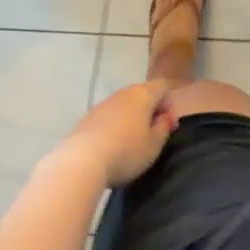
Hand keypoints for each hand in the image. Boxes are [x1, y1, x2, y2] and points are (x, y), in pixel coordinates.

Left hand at [57, 79, 177, 186]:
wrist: (80, 162)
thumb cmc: (125, 152)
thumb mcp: (153, 145)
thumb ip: (163, 128)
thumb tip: (166, 116)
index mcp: (143, 94)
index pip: (162, 86)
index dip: (169, 102)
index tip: (168, 124)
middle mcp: (122, 93)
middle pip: (142, 94)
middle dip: (150, 110)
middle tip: (152, 134)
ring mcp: (102, 105)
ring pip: (123, 106)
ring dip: (130, 119)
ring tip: (131, 142)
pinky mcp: (86, 119)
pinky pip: (107, 118)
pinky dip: (113, 127)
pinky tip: (111, 147)